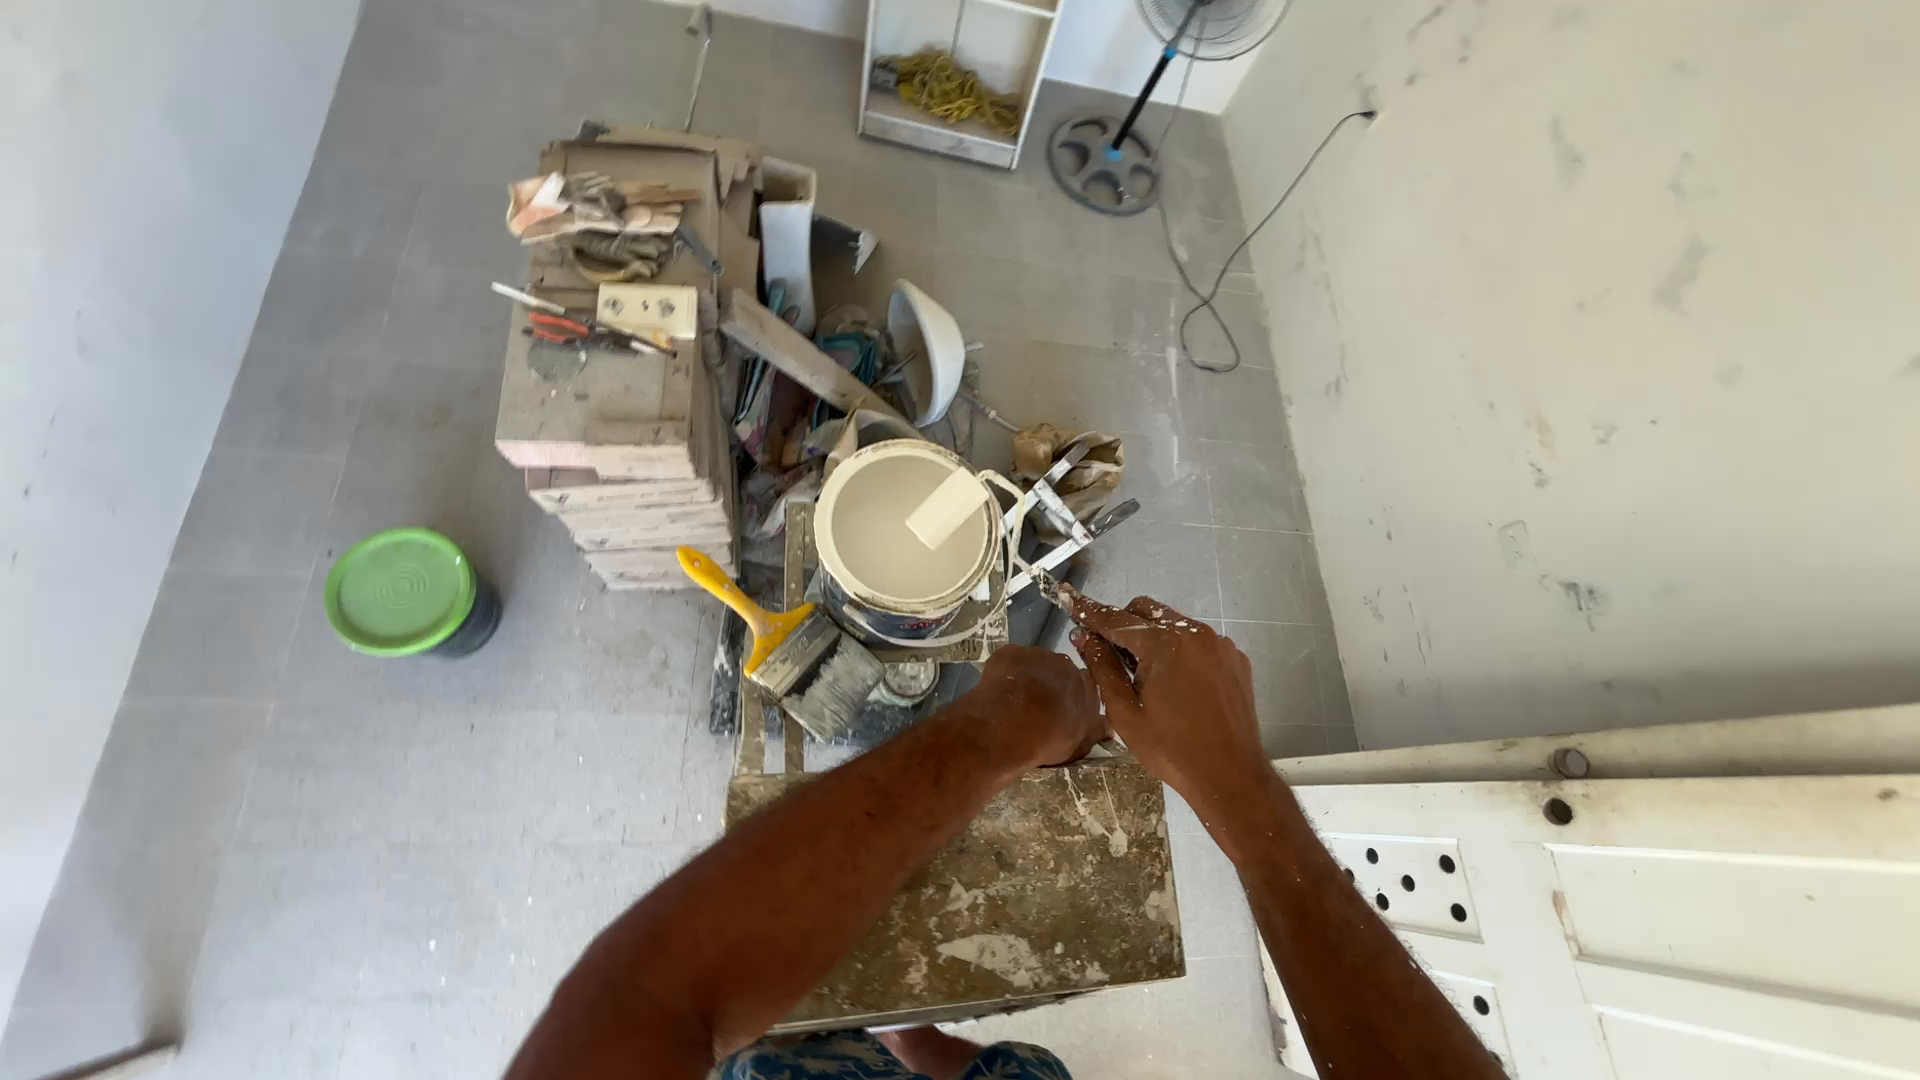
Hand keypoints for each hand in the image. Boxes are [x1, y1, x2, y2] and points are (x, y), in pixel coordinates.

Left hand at [956, 644, 1109, 766]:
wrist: (1010, 727)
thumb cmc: (1049, 739)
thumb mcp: (1079, 744)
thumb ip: (1095, 730)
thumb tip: (1109, 727)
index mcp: (1085, 684)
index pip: (1085, 683)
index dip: (1072, 694)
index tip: (1062, 707)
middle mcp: (1064, 663)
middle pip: (1059, 669)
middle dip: (1050, 683)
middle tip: (1037, 704)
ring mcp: (1036, 655)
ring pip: (1034, 662)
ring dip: (1028, 675)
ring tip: (1015, 698)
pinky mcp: (1009, 652)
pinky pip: (1010, 659)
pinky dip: (1006, 670)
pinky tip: (999, 689)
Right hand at [1067, 592, 1269, 802]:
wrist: (1230, 776)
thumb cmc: (1170, 749)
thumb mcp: (1124, 712)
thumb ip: (1102, 667)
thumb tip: (1083, 636)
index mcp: (1165, 644)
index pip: (1116, 619)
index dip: (1089, 611)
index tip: (1068, 597)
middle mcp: (1195, 633)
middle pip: (1146, 611)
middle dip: (1122, 623)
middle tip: (1108, 652)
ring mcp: (1219, 644)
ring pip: (1173, 624)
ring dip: (1152, 638)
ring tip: (1145, 676)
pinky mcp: (1234, 658)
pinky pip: (1197, 641)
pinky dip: (1179, 651)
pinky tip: (1176, 684)